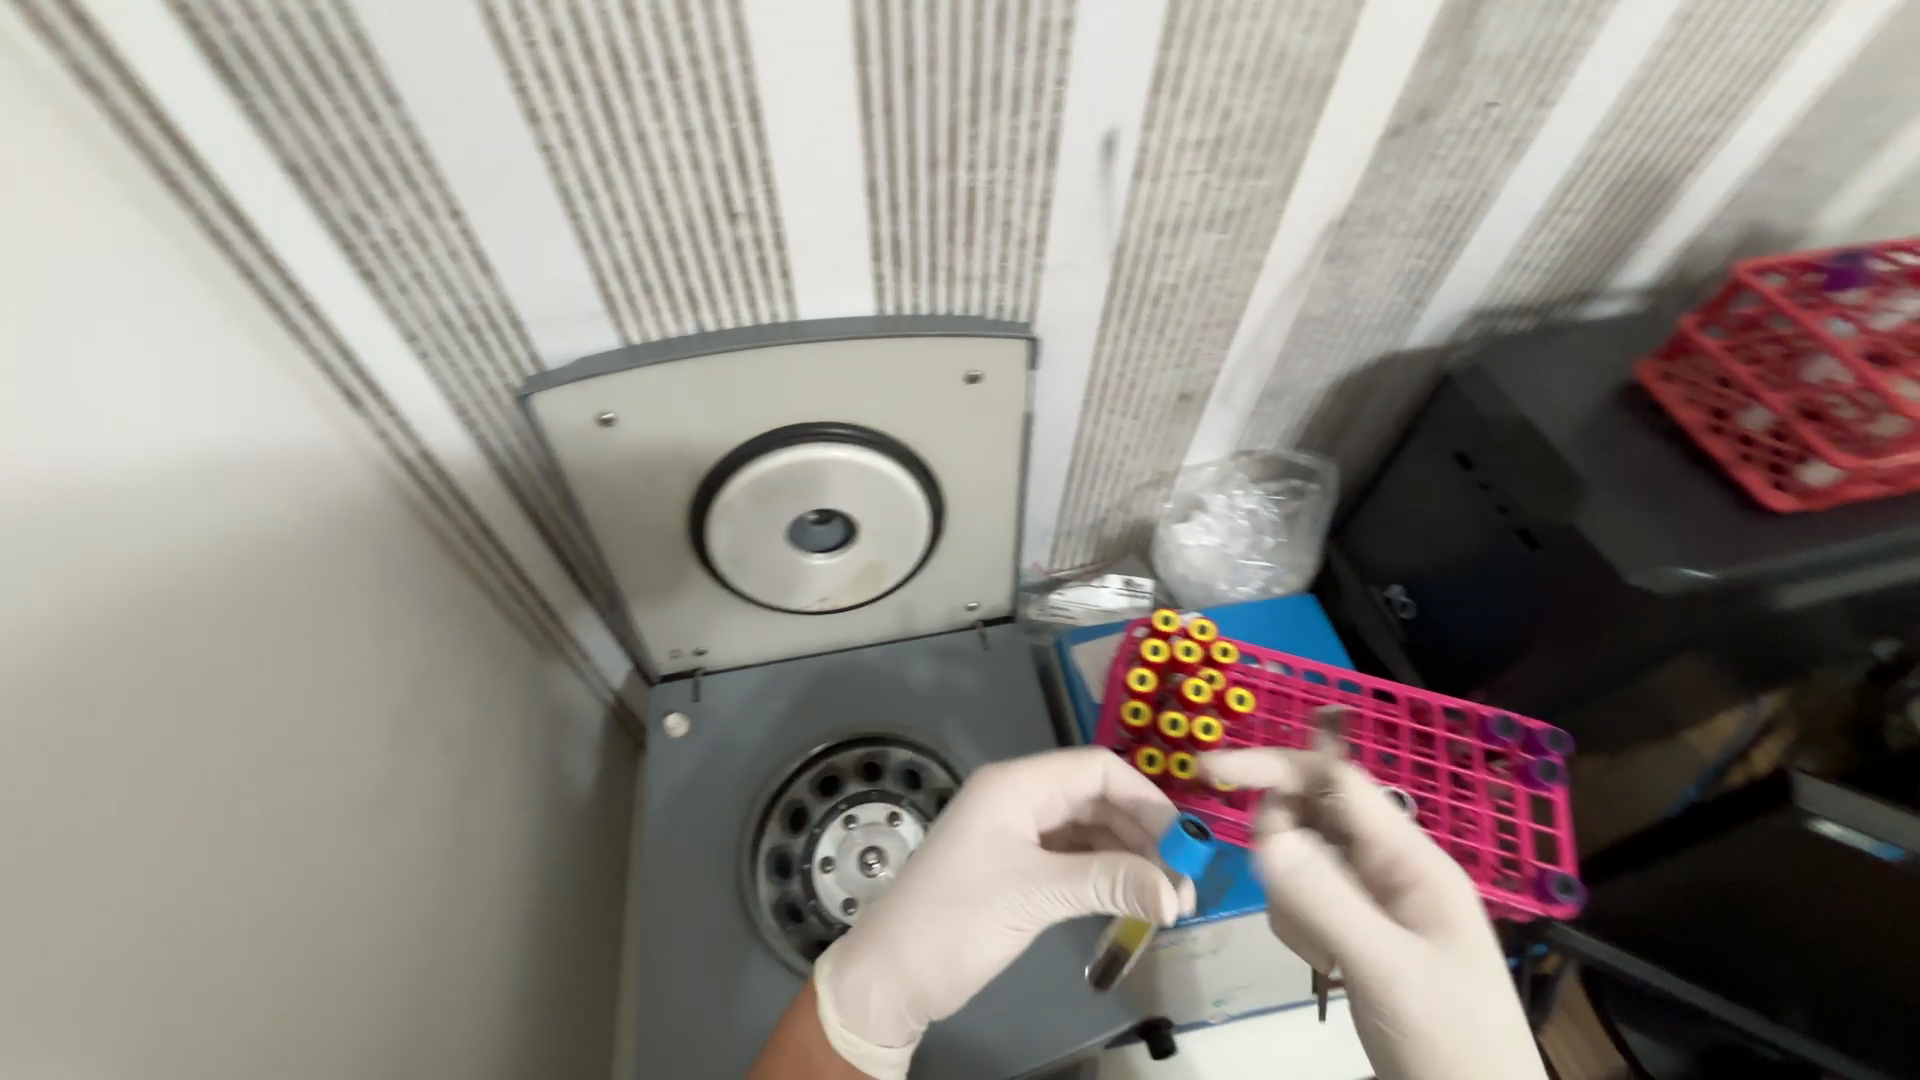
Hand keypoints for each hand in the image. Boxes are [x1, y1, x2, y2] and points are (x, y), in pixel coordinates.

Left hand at [813, 747, 1193, 1079]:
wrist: (892, 973)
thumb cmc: (957, 918)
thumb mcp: (1035, 894)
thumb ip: (1108, 883)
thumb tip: (1178, 893)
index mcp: (1016, 784)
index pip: (1095, 769)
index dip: (1144, 798)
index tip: (1183, 842)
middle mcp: (1018, 798)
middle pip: (1095, 798)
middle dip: (1141, 834)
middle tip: (1182, 882)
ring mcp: (1016, 833)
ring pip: (1087, 830)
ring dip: (1126, 857)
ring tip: (1166, 898)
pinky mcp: (1017, 867)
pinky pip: (1073, 858)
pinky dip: (1103, 874)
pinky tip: (1132, 897)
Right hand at [1203, 749, 1545, 1079]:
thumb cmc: (1452, 1042)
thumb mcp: (1388, 971)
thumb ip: (1325, 900)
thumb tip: (1263, 836)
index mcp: (1410, 859)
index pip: (1335, 781)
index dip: (1276, 765)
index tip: (1212, 768)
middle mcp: (1388, 868)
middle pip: (1310, 815)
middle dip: (1281, 844)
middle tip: (1282, 893)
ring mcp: (1371, 901)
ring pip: (1298, 859)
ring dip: (1289, 896)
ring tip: (1322, 952)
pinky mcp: (1353, 932)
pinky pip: (1301, 899)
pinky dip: (1295, 923)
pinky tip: (1323, 964)